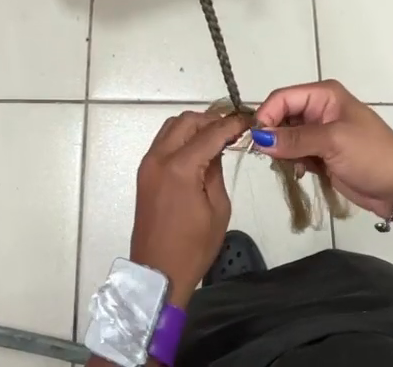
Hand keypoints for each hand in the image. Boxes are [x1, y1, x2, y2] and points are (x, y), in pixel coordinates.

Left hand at [129, 110, 248, 307]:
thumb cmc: (193, 248)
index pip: (210, 133)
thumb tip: (218, 148)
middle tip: (231, 130)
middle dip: (211, 120)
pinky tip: (198, 148)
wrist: (158, 273)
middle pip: (187, 121)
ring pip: (172, 126)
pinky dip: (181, 137)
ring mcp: (148, 163)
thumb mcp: (218, 209)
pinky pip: (163, 141)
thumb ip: (217, 170)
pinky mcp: (144, 171)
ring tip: (216, 137)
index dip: (231, 124)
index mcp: (180, 167)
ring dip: (194, 126)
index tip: (248, 120)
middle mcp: (159, 157)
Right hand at [252, 80, 392, 218]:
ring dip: (283, 151)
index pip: (282, 98)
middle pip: (281, 116)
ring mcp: (320, 132)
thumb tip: (258, 138)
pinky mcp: (321, 153)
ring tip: (290, 166)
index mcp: (323, 95)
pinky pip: (295, 153)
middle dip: (273, 135)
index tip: (256, 139)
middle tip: (270, 157)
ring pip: (285, 137)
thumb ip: (294, 139)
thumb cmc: (371, 155)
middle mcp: (318, 109)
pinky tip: (300, 172)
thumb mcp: (332, 142)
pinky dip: (292, 162)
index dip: (266, 115)